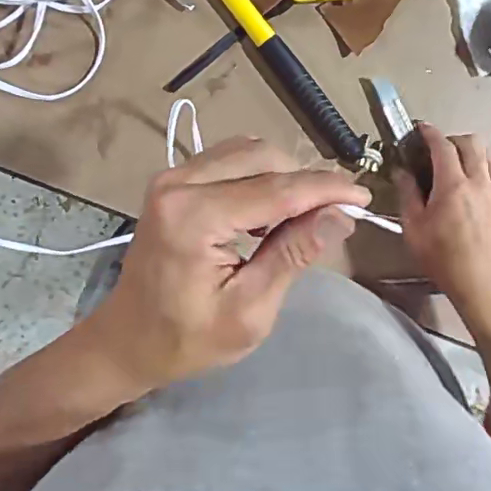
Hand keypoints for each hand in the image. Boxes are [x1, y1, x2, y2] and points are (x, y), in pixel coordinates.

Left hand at [80, 137, 369, 391]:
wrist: (127, 339)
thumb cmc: (186, 339)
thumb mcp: (249, 310)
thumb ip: (293, 255)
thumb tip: (340, 215)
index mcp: (194, 217)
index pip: (277, 189)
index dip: (326, 189)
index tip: (363, 195)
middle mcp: (179, 182)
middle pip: (263, 158)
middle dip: (306, 180)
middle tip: (335, 212)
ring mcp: (172, 176)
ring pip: (248, 151)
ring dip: (283, 175)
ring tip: (304, 214)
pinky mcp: (173, 179)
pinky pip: (229, 159)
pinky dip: (259, 175)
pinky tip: (269, 209)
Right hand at [395, 124, 490, 330]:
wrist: (480, 283)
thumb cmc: (442, 257)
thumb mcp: (413, 227)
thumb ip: (407, 194)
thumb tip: (402, 172)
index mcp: (453, 185)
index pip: (443, 146)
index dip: (431, 133)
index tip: (422, 129)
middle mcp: (479, 182)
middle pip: (472, 143)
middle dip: (453, 139)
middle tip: (438, 149)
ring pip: (489, 156)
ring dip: (472, 153)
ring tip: (458, 166)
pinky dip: (485, 170)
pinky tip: (474, 185)